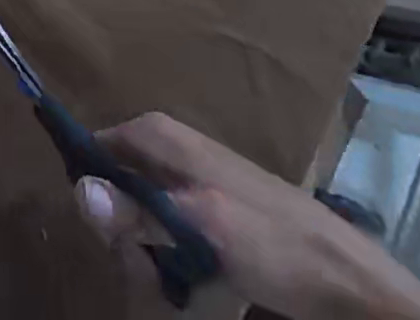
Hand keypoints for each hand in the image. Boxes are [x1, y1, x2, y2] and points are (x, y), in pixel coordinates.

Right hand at [75, 112, 419, 319]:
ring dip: (146, 251)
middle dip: (124, 231)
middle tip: (147, 269)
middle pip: (116, 185)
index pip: (98, 148)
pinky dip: (168, 256)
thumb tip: (78, 188)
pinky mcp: (205, 205)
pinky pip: (164, 226)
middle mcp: (168, 146)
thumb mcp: (199, 228)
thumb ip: (139, 210)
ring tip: (173, 283)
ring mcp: (188, 175)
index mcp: (160, 136)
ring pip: (138, 211)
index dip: (94, 191)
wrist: (341, 274)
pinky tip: (189, 283)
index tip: (105, 234)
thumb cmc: (268, 240)